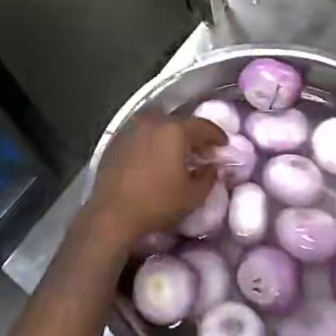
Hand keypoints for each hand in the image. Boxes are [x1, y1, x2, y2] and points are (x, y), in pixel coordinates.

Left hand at [82, 113, 226, 248]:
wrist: (112, 213)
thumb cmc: (157, 204)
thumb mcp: (193, 196)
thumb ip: (208, 177)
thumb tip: (212, 167)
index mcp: (174, 131)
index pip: (203, 126)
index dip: (216, 135)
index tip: (223, 145)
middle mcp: (152, 122)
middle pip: (178, 122)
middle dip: (192, 135)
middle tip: (201, 150)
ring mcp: (130, 129)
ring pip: (157, 125)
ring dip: (169, 135)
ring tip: (176, 153)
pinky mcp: (115, 140)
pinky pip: (140, 134)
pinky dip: (151, 141)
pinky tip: (153, 157)